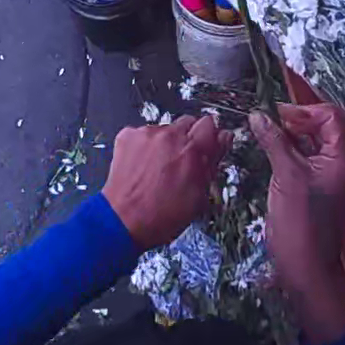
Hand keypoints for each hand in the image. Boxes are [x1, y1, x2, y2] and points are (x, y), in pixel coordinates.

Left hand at [103, 115, 226, 249]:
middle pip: (189, 121)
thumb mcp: (199, 195)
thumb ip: (213, 161)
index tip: (206, 146)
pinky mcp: (128, 136)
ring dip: (166, 142)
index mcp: (193, 150)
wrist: (121, 222)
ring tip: (158, 168)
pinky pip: (144, 133)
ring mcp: (148, 134)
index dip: (209, 137)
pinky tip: (142, 165)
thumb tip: (223, 139)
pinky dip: (145, 145)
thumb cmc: (160, 216)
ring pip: (166, 128)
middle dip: (189, 138)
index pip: (210, 124)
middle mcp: (171, 136)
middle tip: (181, 160)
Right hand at [250, 104, 344, 342]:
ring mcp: (331, 174)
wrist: (306, 268)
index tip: (279, 113)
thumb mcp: (286, 175)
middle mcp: (342, 161)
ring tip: (268, 131)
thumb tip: (258, 115)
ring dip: (293, 133)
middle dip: (299, 118)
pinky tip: (272, 148)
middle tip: (271, 119)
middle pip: (325, 125)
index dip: (306, 110)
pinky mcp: (319, 185)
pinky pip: (308, 157)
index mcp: (344, 156)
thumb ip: (274, 141)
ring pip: (315, 141)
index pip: (332, 116)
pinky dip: (292, 149)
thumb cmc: (300, 222)